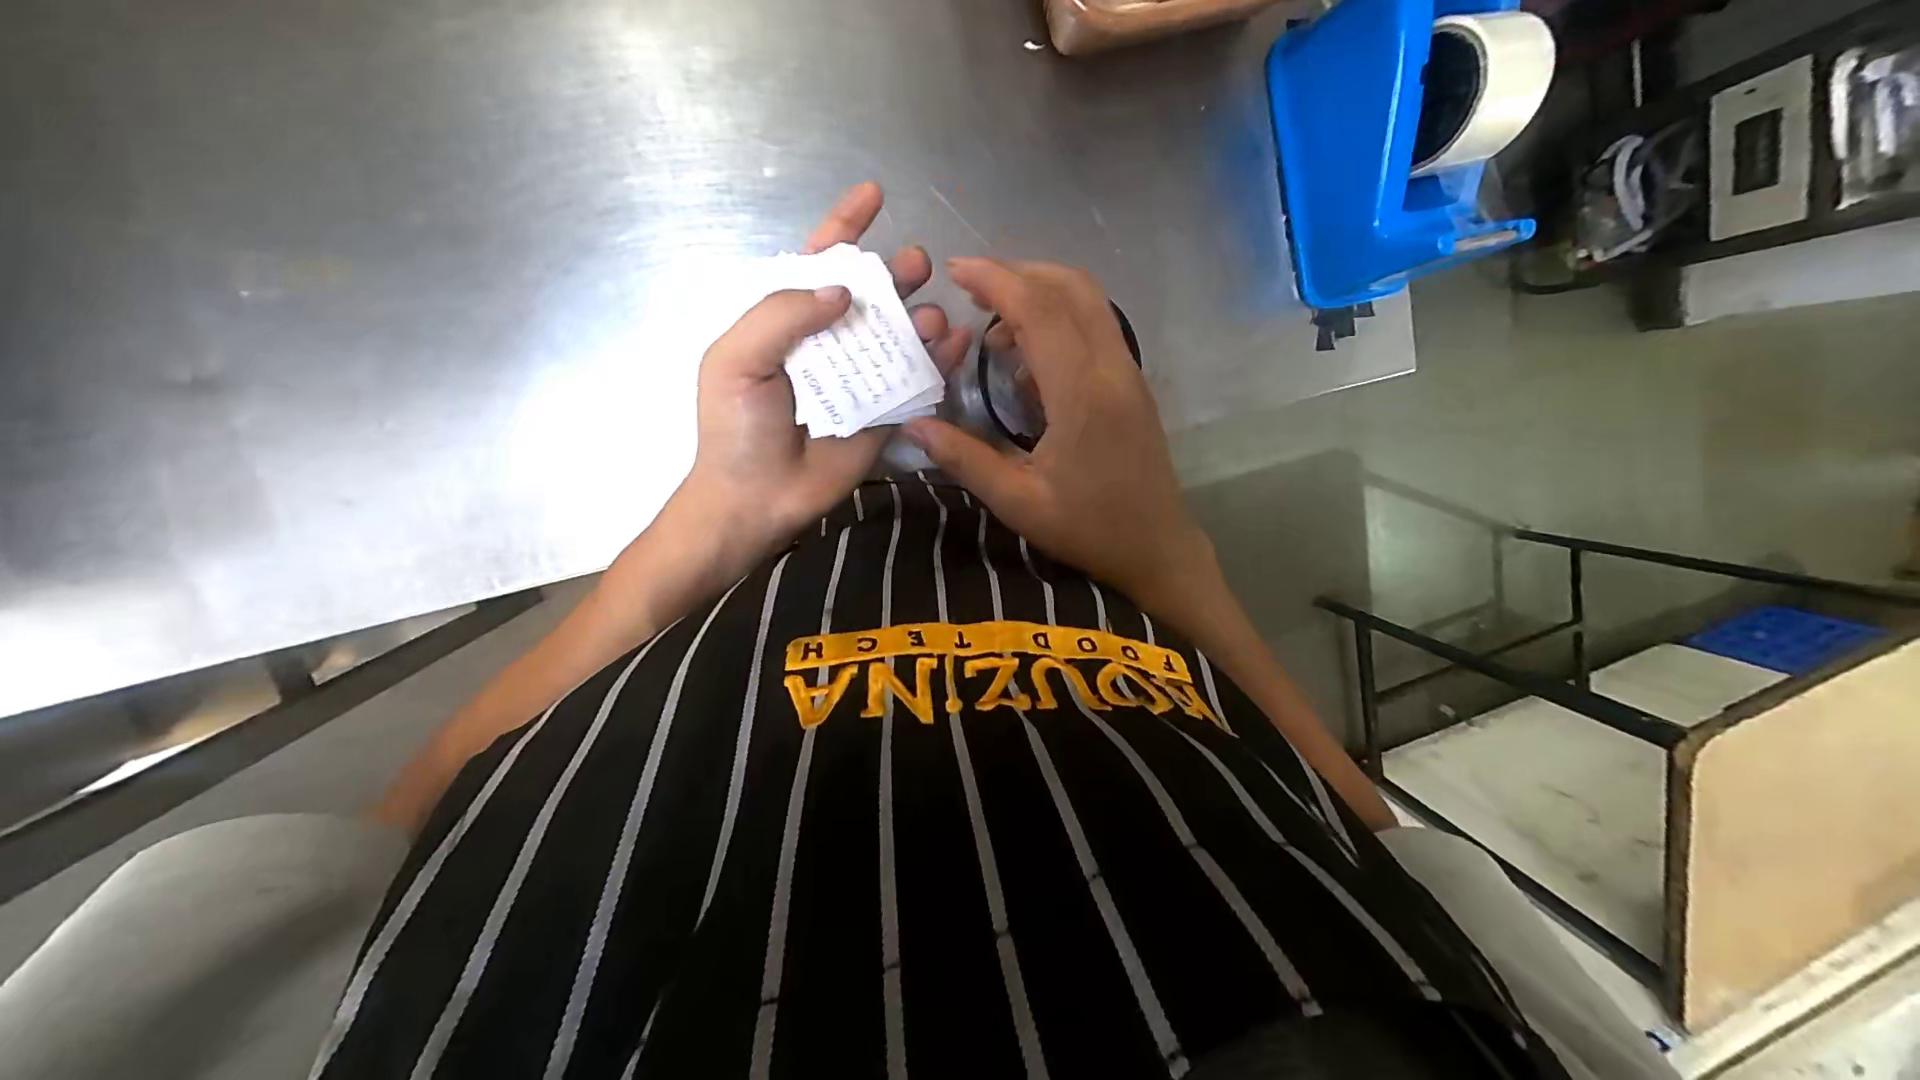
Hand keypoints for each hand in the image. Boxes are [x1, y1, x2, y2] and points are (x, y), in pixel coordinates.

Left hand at [676, 182, 971, 557]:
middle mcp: (829, 343)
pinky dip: (940, 359)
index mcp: (788, 321)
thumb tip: (841, 291)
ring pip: (899, 335)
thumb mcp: (737, 358)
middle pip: (870, 296)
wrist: (757, 496)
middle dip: (896, 273)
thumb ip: (782, 314)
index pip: (818, 263)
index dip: (845, 227)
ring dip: (921, 316)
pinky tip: (956, 342)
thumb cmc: (737, 425)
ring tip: (932, 315)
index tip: (874, 195)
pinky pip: (916, 380)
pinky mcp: (884, 412)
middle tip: (917, 263)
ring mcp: (859, 378)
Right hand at [904, 258, 1214, 615]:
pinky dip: (1060, 320)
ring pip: (1089, 302)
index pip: (1039, 309)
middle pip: (1070, 287)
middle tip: (972, 292)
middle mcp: (1112, 369)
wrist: (1156, 548)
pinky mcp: (1133, 384)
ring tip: (994, 328)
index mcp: (1082, 394)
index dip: (995, 280)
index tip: (956, 272)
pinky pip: (1096, 329)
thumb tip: (914, 425)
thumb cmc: (1087, 529)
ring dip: (1041, 294)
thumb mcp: (1017, 502)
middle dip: (1018, 274)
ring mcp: (1129, 373)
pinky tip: (1028, 361)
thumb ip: (964, 458)